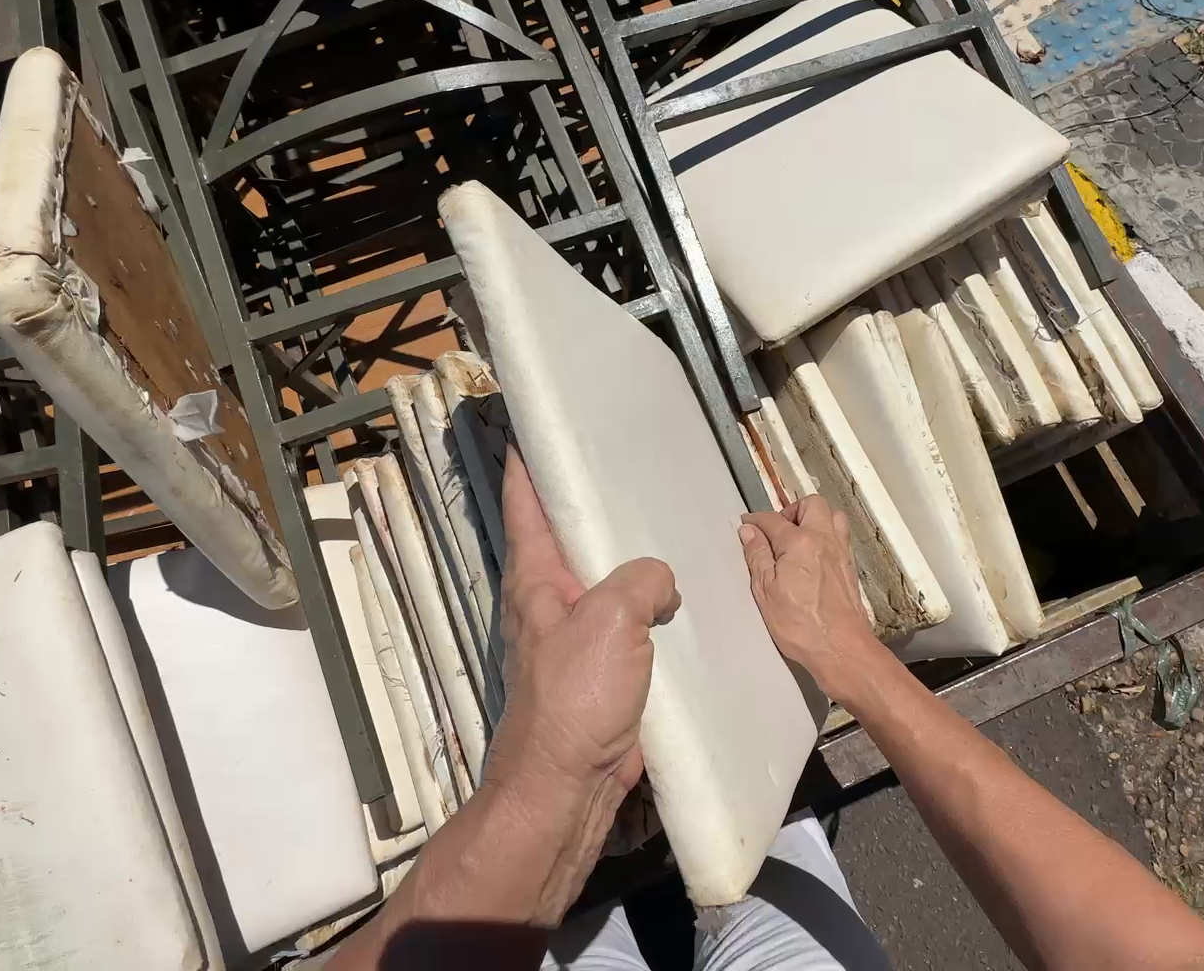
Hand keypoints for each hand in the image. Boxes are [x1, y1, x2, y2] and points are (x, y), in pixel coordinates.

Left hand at [478, 447, 678, 916]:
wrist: (570, 781)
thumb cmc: (576, 694)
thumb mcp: (611, 619)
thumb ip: (642, 580)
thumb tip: (661, 582)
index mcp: (536, 575)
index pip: (526, 502)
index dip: (528, 460)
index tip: (535, 421)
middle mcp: (549, 595)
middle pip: (565, 531)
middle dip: (588, 497)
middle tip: (626, 461)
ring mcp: (574, 628)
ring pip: (600, 572)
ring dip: (622, 548)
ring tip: (661, 517)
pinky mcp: (600, 659)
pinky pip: (625, 611)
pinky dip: (646, 594)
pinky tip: (677, 588)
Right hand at [739, 496, 886, 705]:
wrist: (840, 649)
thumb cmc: (801, 625)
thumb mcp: (765, 591)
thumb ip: (757, 555)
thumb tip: (749, 532)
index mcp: (800, 542)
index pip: (772, 520)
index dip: (755, 521)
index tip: (747, 526)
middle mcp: (824, 540)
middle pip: (811, 504)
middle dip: (791, 510)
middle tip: (776, 530)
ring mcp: (840, 552)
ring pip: (832, 516)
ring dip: (814, 519)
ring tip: (797, 537)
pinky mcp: (849, 567)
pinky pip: (840, 536)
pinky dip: (826, 535)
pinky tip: (813, 554)